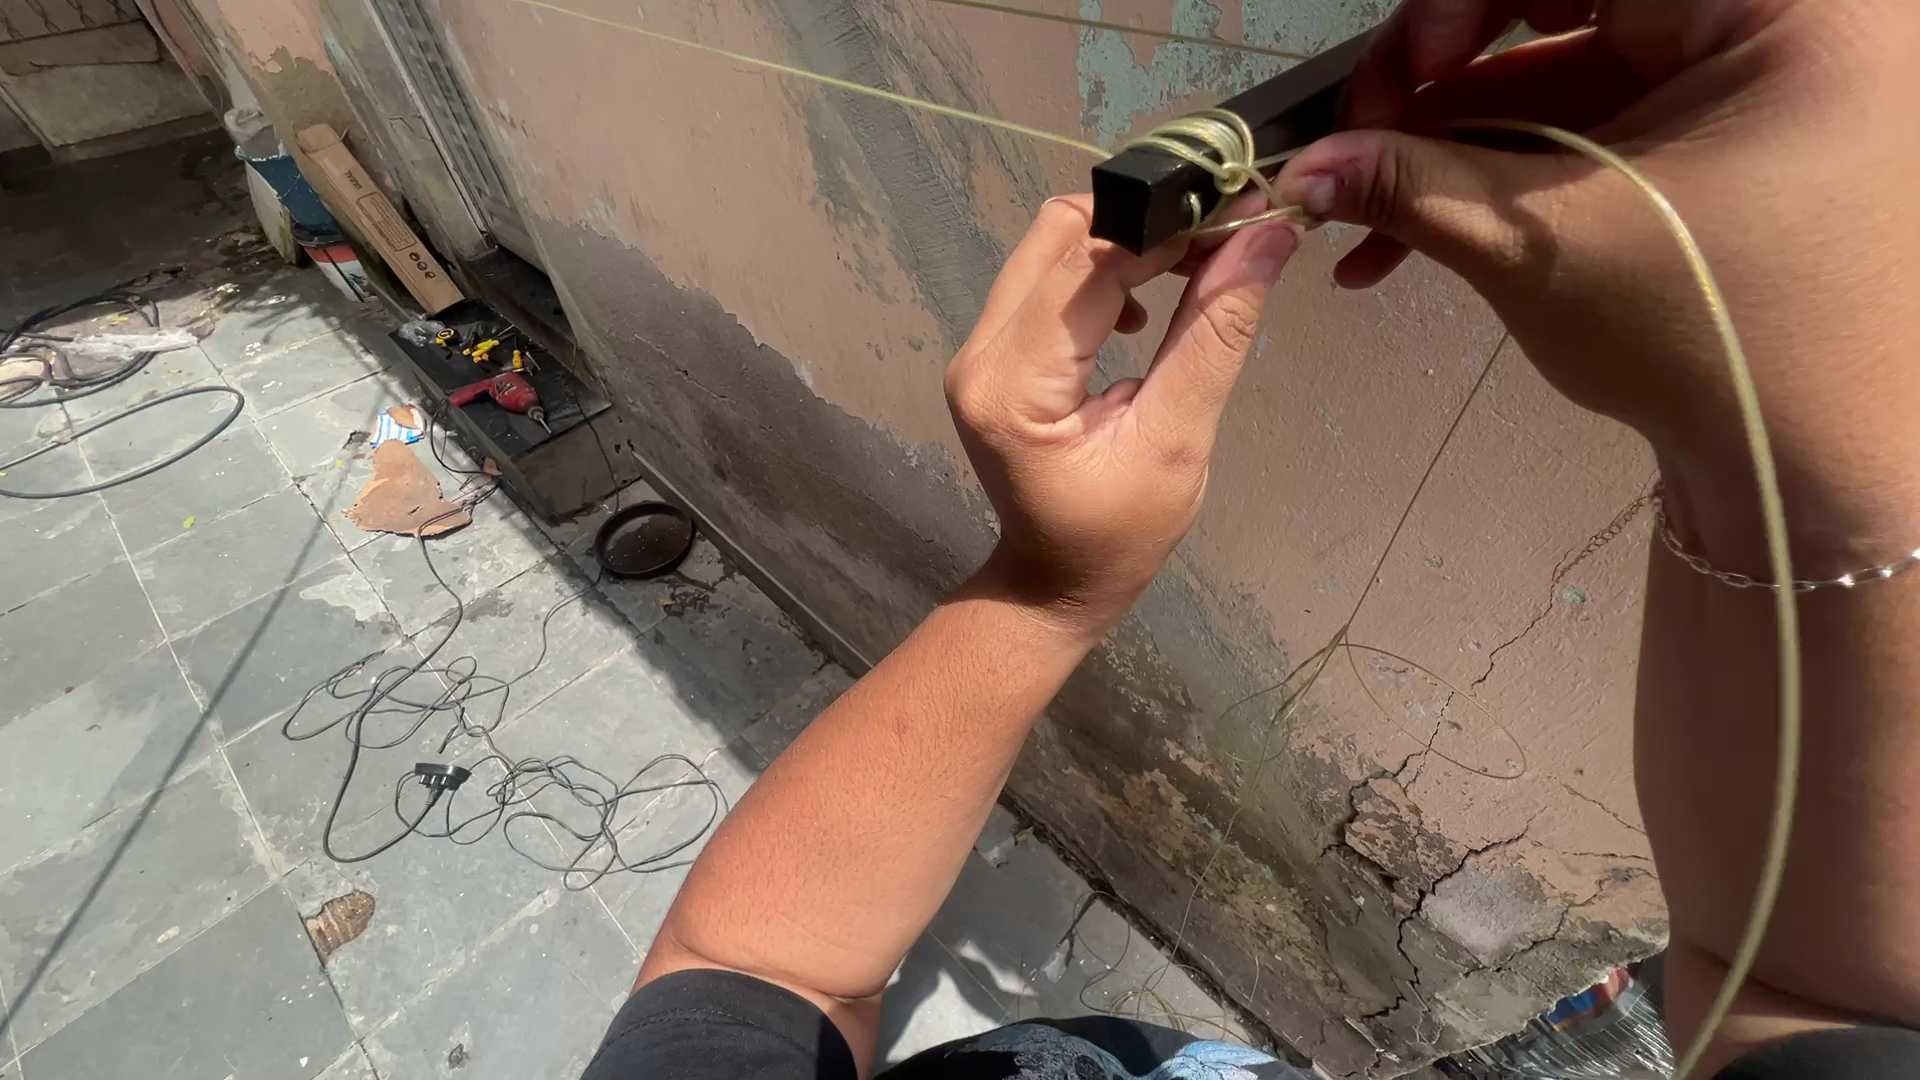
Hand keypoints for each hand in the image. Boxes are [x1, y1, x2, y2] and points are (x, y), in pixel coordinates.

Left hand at [945, 196, 1298, 634]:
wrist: (1053, 578)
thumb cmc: (1116, 536)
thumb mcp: (1176, 444)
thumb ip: (1213, 338)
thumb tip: (1264, 237)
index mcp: (1013, 388)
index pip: (1088, 267)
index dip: (1166, 227)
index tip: (1240, 216)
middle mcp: (978, 357)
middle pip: (1058, 235)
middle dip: (1144, 222)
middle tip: (1218, 241)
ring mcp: (976, 353)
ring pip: (1049, 248)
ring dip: (1123, 242)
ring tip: (1188, 269)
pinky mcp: (991, 355)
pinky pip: (1044, 281)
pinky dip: (1098, 272)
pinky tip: (1136, 311)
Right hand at [1275, 0, 1919, 543]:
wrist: (1792, 441)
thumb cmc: (1698, 327)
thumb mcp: (1537, 246)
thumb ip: (1411, 189)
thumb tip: (1298, 171)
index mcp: (1771, 1)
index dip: (1456, 6)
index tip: (1385, 93)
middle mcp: (1747, 21)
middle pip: (1545, 12)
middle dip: (1427, 91)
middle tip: (1352, 157)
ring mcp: (1704, 90)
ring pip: (1530, 92)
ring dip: (1426, 165)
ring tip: (1350, 234)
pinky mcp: (1664, 151)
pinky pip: (1546, 147)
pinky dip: (1466, 194)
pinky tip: (1390, 252)